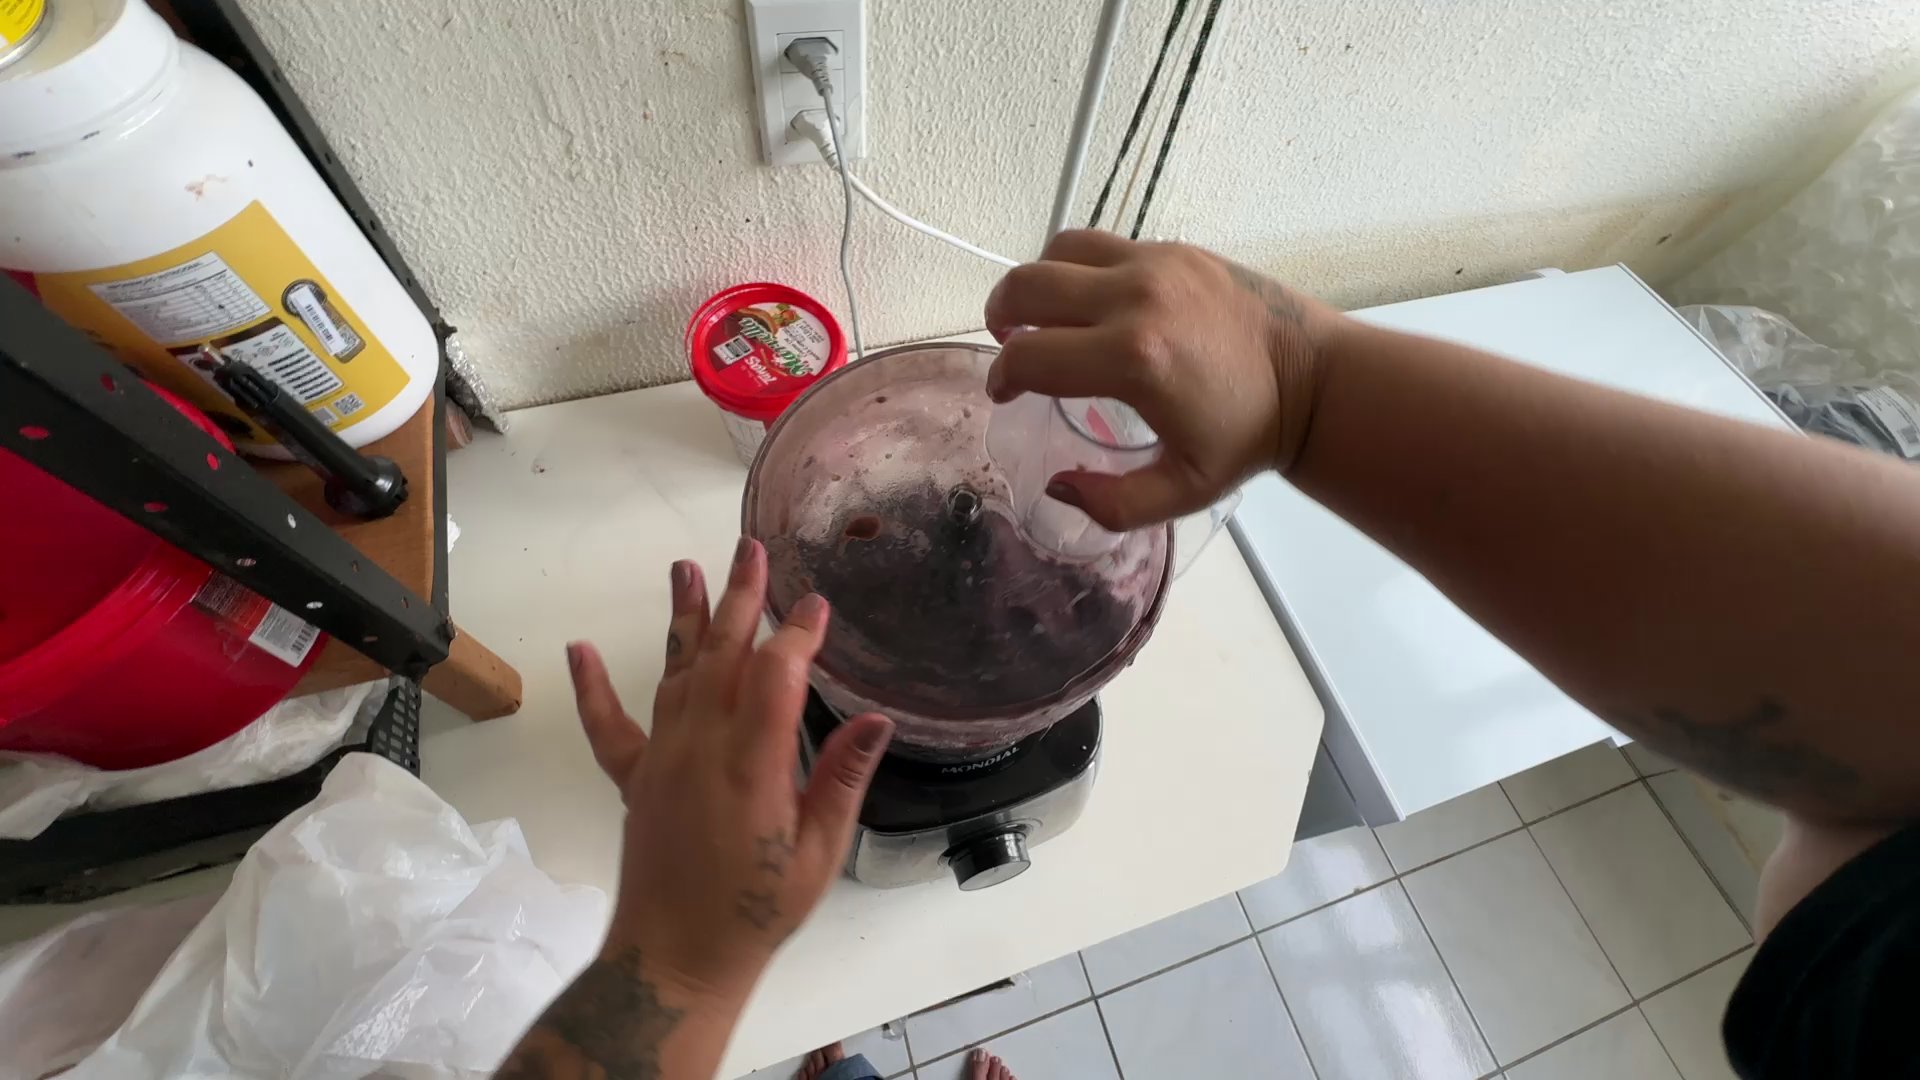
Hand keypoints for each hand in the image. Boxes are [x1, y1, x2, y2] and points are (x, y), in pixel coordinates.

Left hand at [565, 538, 893, 1004]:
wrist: (674, 962)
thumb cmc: (758, 908)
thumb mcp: (819, 852)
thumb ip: (844, 778)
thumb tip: (877, 718)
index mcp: (753, 763)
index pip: (776, 676)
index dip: (797, 634)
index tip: (816, 604)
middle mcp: (701, 746)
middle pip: (722, 655)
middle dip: (740, 598)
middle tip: (749, 548)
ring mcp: (662, 758)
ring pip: (675, 672)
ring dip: (684, 617)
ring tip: (686, 566)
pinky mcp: (635, 778)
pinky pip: (609, 726)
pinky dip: (594, 688)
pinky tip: (581, 650)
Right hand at [983, 230, 1349, 529]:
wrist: (1317, 380)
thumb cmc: (1246, 437)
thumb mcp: (1183, 491)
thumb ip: (1114, 505)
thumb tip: (1057, 486)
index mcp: (1134, 359)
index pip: (1030, 355)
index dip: (1002, 376)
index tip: (1004, 393)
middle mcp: (1136, 297)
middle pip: (1028, 286)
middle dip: (1000, 316)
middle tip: (1005, 344)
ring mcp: (1156, 263)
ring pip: (1058, 252)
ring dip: (1034, 285)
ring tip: (1038, 317)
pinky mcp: (1175, 249)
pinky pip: (1098, 245)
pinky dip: (1072, 268)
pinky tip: (1086, 303)